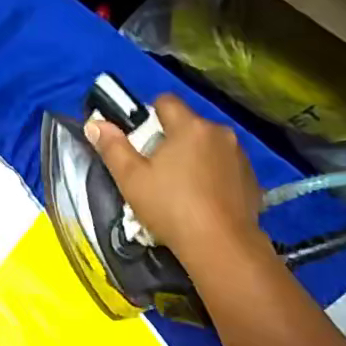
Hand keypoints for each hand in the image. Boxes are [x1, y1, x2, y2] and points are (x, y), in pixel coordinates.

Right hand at [84, 94, 268, 263]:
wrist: (220, 244)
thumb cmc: (170, 208)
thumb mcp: (132, 181)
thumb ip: (113, 149)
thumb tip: (94, 124)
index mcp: (189, 126)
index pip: (166, 102)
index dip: (149, 116)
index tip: (140, 143)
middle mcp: (219, 131)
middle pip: (188, 126)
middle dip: (172, 142)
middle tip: (156, 175)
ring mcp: (239, 154)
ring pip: (209, 147)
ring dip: (195, 159)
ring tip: (182, 192)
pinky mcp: (251, 177)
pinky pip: (226, 168)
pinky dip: (214, 178)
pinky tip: (204, 202)